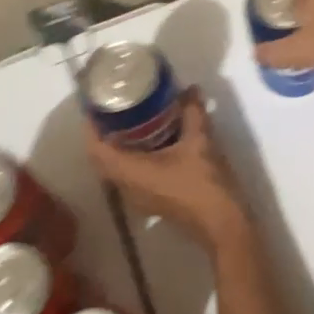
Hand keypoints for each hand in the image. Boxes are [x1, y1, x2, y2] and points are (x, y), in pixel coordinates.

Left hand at [83, 86, 249, 249]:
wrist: (223, 224)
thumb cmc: (204, 183)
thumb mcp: (200, 142)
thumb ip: (192, 112)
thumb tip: (190, 88)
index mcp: (130, 172)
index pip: (96, 150)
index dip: (90, 128)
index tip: (95, 106)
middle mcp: (127, 187)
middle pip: (101, 161)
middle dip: (102, 136)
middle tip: (113, 110)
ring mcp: (138, 198)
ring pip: (116, 170)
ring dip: (117, 149)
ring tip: (130, 123)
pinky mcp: (152, 202)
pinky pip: (131, 177)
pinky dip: (132, 159)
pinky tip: (151, 143)